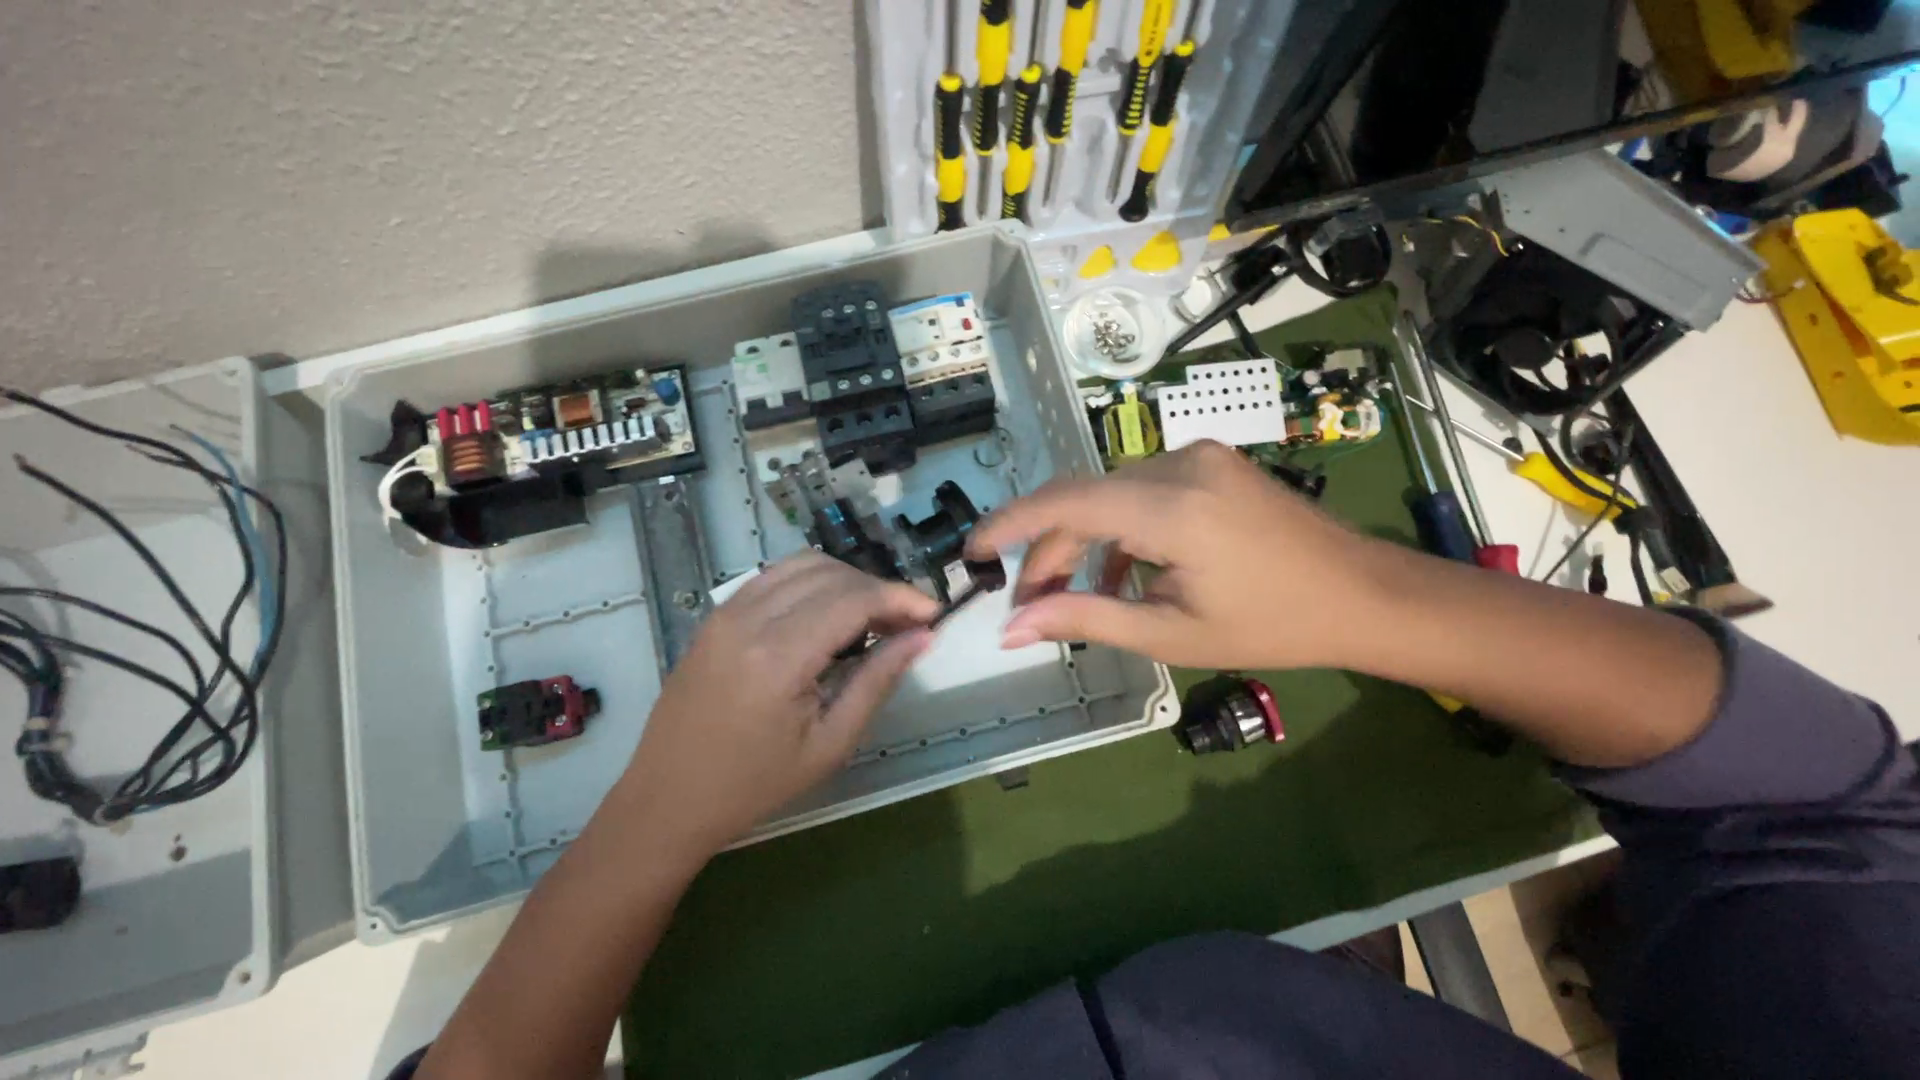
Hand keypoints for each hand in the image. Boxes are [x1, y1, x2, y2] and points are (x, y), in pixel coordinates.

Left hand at [616, 552, 938, 857]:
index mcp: (779, 657)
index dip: (901, 598)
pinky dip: (811, 582)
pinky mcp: (715, 616)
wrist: (668, 797)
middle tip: (906, 624)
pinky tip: (826, 614)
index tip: (933, 614)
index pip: (853, 599)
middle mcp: (749, 619)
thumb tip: (921, 637)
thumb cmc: (754, 784)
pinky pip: (773, 577)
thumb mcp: (829, 745)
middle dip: (878, 589)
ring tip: (870, 618)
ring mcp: (726, 612)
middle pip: (832, 574)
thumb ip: (877, 682)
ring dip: (845, 580)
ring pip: (802, 565)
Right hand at [967, 440, 1382, 669]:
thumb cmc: (1272, 626)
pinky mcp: (1211, 462)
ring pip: (1110, 493)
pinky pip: (1143, 489)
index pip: (1065, 501)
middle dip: (1048, 550)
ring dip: (1084, 541)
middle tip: (1029, 605)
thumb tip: (1011, 630)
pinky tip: (1123, 575)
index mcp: (1172, 507)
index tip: (971, 552)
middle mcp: (1180, 464)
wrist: (1364, 595)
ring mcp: (1200, 456)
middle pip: (1084, 499)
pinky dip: (1121, 529)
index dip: (1009, 524)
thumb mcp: (1171, 634)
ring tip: (1075, 598)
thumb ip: (1085, 620)